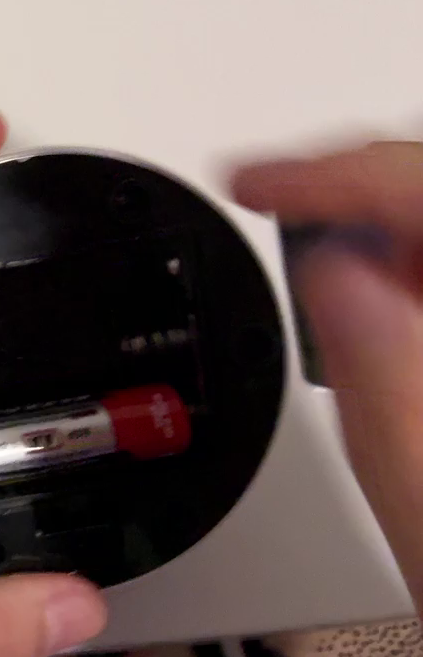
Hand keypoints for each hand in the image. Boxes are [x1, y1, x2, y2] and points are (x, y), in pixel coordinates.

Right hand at [232, 140, 422, 606]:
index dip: (337, 176)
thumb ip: (377, 363)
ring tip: (301, 212)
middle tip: (268, 188)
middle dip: (363, 179)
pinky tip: (365, 258)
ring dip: (382, 204)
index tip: (249, 181)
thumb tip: (329, 261)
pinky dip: (399, 238)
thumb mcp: (411, 480)